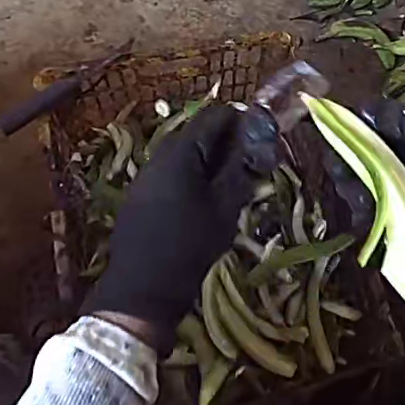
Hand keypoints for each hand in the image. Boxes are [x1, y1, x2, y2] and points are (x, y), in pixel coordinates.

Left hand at [85, 104, 277, 348]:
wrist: (141, 289)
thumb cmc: (190, 244)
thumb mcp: (225, 206)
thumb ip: (242, 168)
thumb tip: (260, 141)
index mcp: (181, 151)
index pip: (215, 115)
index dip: (242, 119)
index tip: (263, 135)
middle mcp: (159, 155)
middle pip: (199, 131)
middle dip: (228, 140)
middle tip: (253, 160)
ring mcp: (146, 175)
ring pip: (186, 153)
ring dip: (212, 159)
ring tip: (234, 180)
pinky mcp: (142, 194)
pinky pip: (173, 171)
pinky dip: (195, 174)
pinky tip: (208, 197)